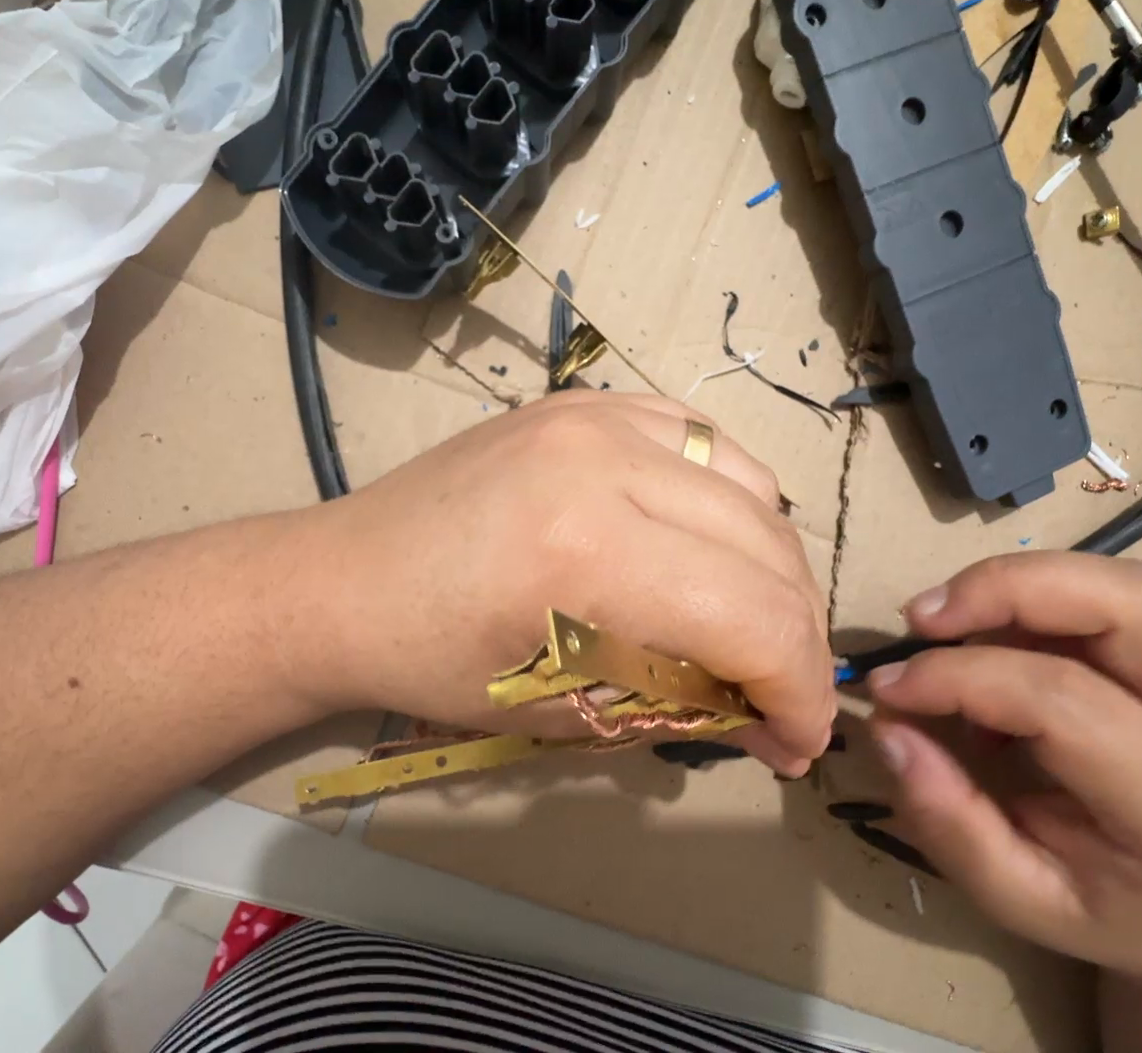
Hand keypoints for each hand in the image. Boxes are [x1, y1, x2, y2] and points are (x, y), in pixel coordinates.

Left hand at [291, 391, 835, 773]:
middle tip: (780, 693)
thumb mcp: (561, 713)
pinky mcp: (588, 402)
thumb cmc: (432, 663)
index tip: (797, 740)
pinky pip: (704, 440)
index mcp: (586, 552)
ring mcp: (597, 416)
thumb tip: (773, 724)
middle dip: (796, 638)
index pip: (754, 620)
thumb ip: (682, 707)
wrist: (343, 580)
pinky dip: (732, 499)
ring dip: (772, 565)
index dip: (798, 691)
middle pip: (769, 548)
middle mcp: (605, 461)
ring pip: (754, 487)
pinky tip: (712, 543)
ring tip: (749, 620)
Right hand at [866, 553, 1141, 979]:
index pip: (1066, 704)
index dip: (961, 680)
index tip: (886, 689)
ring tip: (947, 617)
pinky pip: (1113, 593)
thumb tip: (886, 729)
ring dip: (1024, 580)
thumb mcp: (1018, 900)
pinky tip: (988, 634)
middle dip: (1012, 586)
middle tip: (923, 617)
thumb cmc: (1109, 913)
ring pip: (1130, 584)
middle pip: (1134, 605)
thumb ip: (951, 824)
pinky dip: (1035, 594)